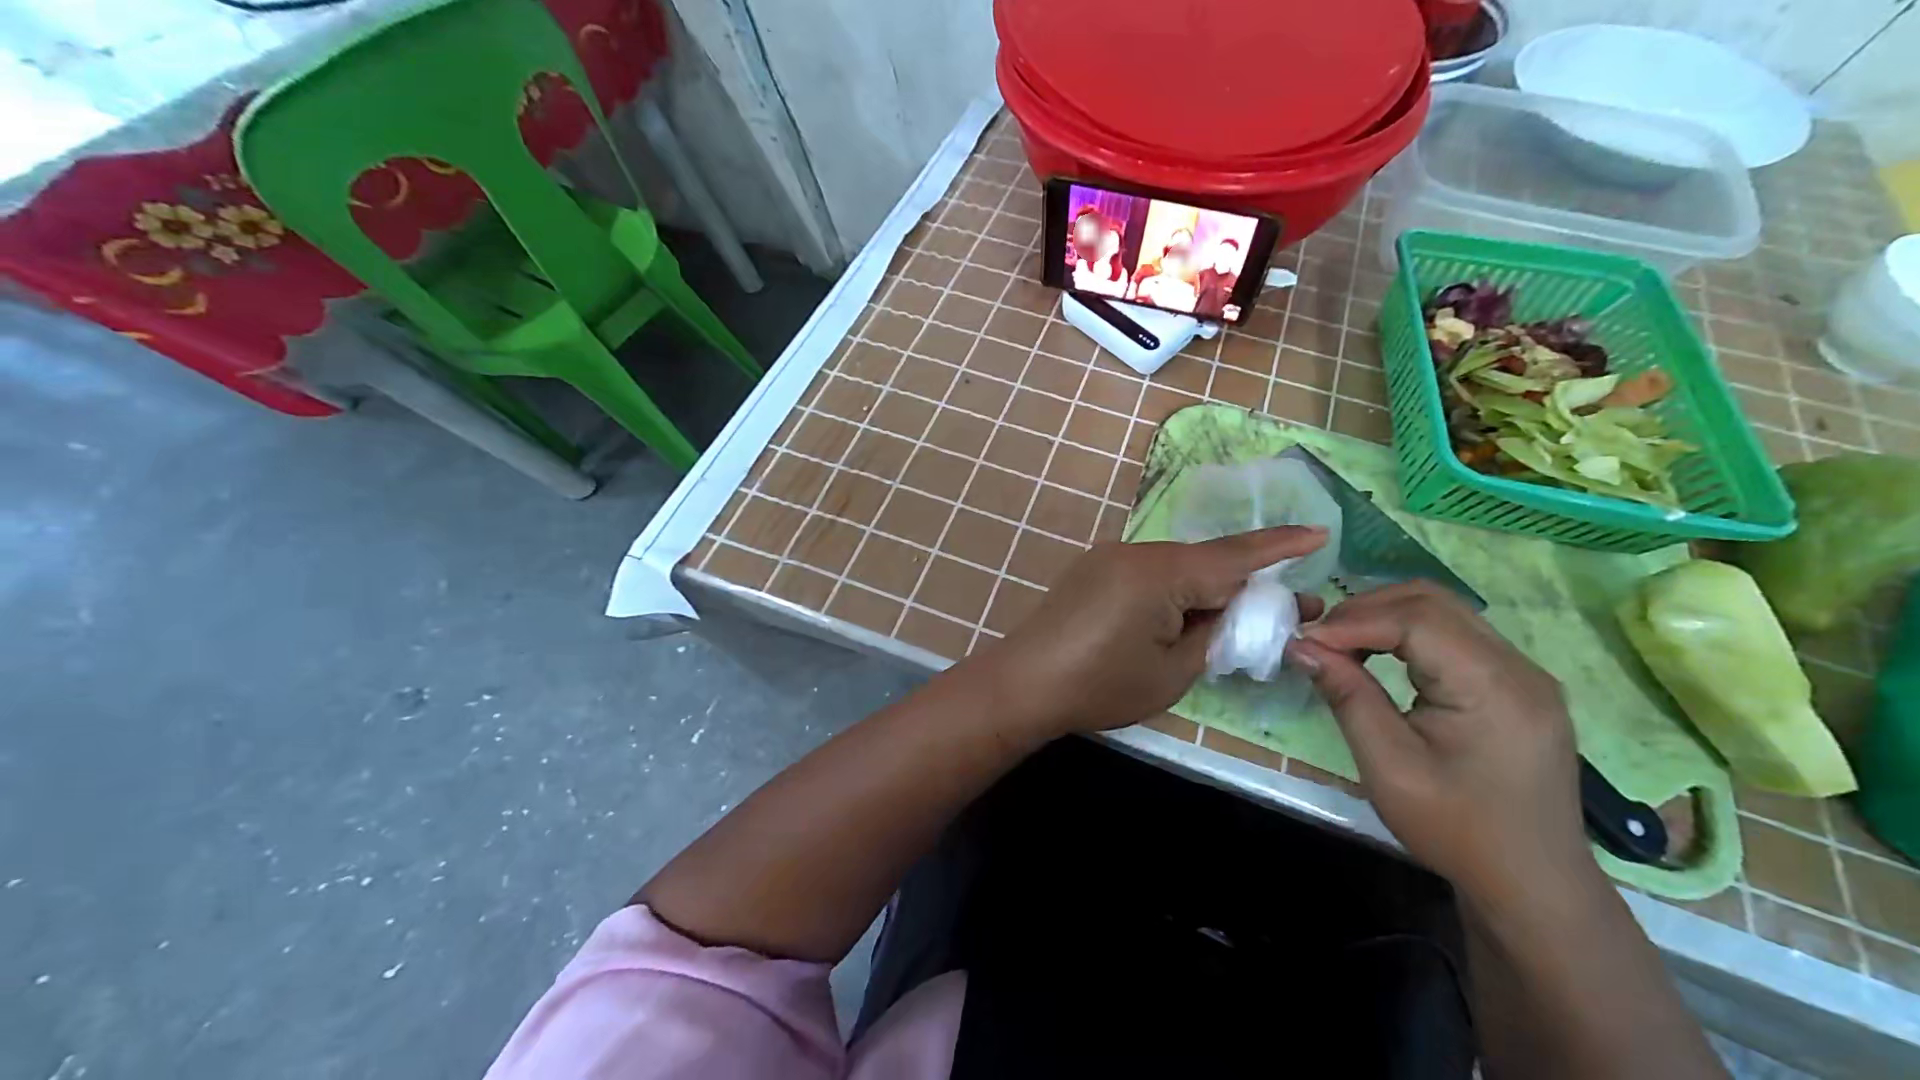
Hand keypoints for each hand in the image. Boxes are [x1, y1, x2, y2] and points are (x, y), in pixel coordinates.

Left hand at [972, 527, 1327, 737]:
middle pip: (1205, 563)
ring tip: (1230, 625)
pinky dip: (1172, 593)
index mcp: (1160, 571)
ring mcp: (1109, 558)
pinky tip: (1179, 620)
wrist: (1024, 684)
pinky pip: (1148, 574)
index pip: (1234, 556)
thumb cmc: (1101, 685)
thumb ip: (1214, 634)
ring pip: (1175, 569)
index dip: (1280, 547)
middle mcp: (1135, 551)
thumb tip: (1236, 612)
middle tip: (1287, 612)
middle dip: (1244, 585)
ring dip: (1204, 592)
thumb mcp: (1174, 671)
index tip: (1320, 533)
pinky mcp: (1092, 571)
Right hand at [1288, 582, 1591, 904]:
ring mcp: (1523, 673)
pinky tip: (1380, 658)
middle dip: (1366, 609)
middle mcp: (1518, 666)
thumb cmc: (1457, 829)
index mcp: (1494, 686)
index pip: (1415, 619)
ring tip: (1342, 646)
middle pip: (1432, 601)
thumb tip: (1301, 646)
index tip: (1304, 640)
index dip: (1352, 620)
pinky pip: (1456, 635)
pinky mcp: (1517, 685)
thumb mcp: (1388, 766)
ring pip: (1444, 611)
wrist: (1532, 884)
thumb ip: (1347, 695)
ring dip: (1385, 617)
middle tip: (1319, 639)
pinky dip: (1408, 634)